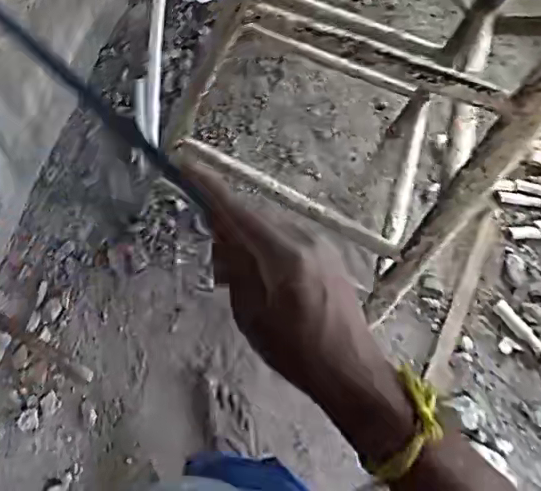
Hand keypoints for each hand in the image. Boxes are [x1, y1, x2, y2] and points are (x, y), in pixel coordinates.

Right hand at [184, 162, 418, 465]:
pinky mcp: (326, 250)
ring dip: (246, 235)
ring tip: (237, 272)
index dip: (208, 186)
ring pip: (267, 222)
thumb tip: (220, 233)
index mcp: (285, 254)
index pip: (237, 209)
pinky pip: (284, 233)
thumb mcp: (251, 316)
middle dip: (226, 223)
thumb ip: (234, 266)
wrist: (355, 375)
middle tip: (212, 254)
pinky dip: (264, 242)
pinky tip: (260, 271)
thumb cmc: (298, 354)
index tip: (185, 165)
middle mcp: (303, 237)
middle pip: (251, 214)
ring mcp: (318, 241)